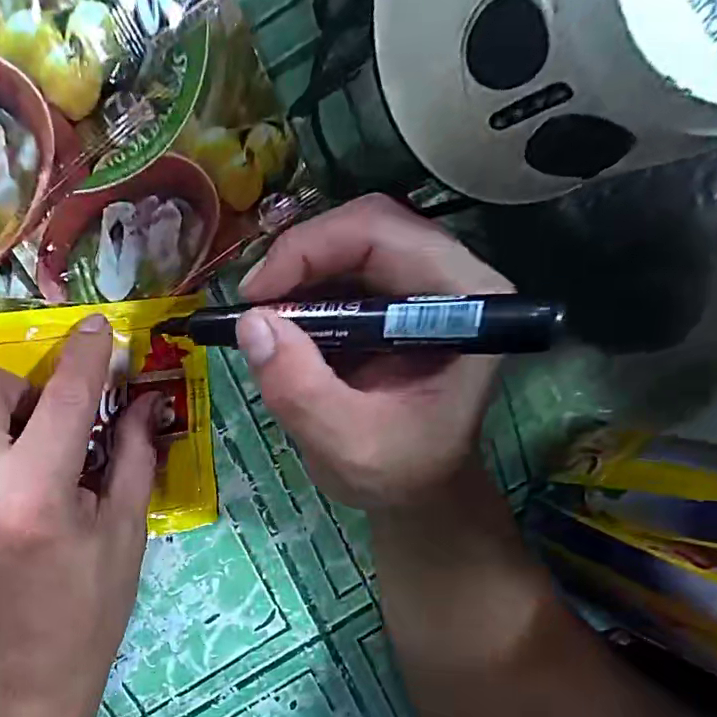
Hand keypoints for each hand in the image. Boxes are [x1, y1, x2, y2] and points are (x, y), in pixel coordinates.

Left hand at [0, 315, 162, 716]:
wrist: (30, 669)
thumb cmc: (91, 602)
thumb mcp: (126, 529)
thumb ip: (132, 454)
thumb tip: (144, 400)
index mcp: (36, 491)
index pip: (65, 396)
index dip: (87, 355)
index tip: (99, 333)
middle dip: (14, 385)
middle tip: (38, 420)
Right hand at [236, 193, 514, 512]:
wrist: (419, 489)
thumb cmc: (400, 472)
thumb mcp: (347, 445)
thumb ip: (301, 390)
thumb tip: (250, 323)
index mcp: (465, 301)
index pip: (385, 234)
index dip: (312, 250)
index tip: (256, 298)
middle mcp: (450, 278)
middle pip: (366, 227)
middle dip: (299, 258)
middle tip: (251, 306)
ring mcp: (422, 285)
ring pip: (350, 242)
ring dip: (296, 273)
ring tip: (260, 320)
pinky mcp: (394, 299)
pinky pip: (342, 270)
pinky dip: (301, 290)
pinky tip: (280, 326)